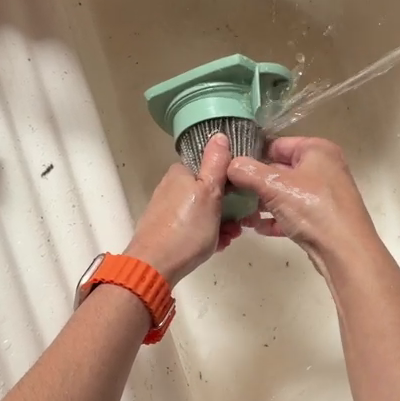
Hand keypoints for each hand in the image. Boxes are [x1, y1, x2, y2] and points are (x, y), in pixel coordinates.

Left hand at [124, 133, 242, 282]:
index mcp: (180, 173)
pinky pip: (193, 228)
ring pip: (204, 212)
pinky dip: (207, 235)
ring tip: (229, 238)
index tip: (244, 196)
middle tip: (240, 224)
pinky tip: (217, 246)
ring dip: (221, 224)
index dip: (230, 181)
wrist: (155, 266)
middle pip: (209, 192)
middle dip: (229, 207)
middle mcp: (172, 188)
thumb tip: (219, 135)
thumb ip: (216, 163)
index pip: (210, 167)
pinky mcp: (167, 230)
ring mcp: (168, 210)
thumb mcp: (208, 192)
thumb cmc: (186, 228)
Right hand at [225, 137, 379, 268]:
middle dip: (255, 183)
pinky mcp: (322, 218)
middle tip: (232, 193)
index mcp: (317, 150)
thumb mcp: (275, 186)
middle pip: (280, 170)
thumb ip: (248, 172)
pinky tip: (258, 228)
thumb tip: (229, 165)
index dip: (253, 155)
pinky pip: (293, 213)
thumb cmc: (313, 209)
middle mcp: (323, 168)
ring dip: (263, 204)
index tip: (230, 169)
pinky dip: (276, 219)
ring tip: (241, 214)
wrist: (345, 251)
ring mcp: (324, 194)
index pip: (277, 144)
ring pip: (285, 194)